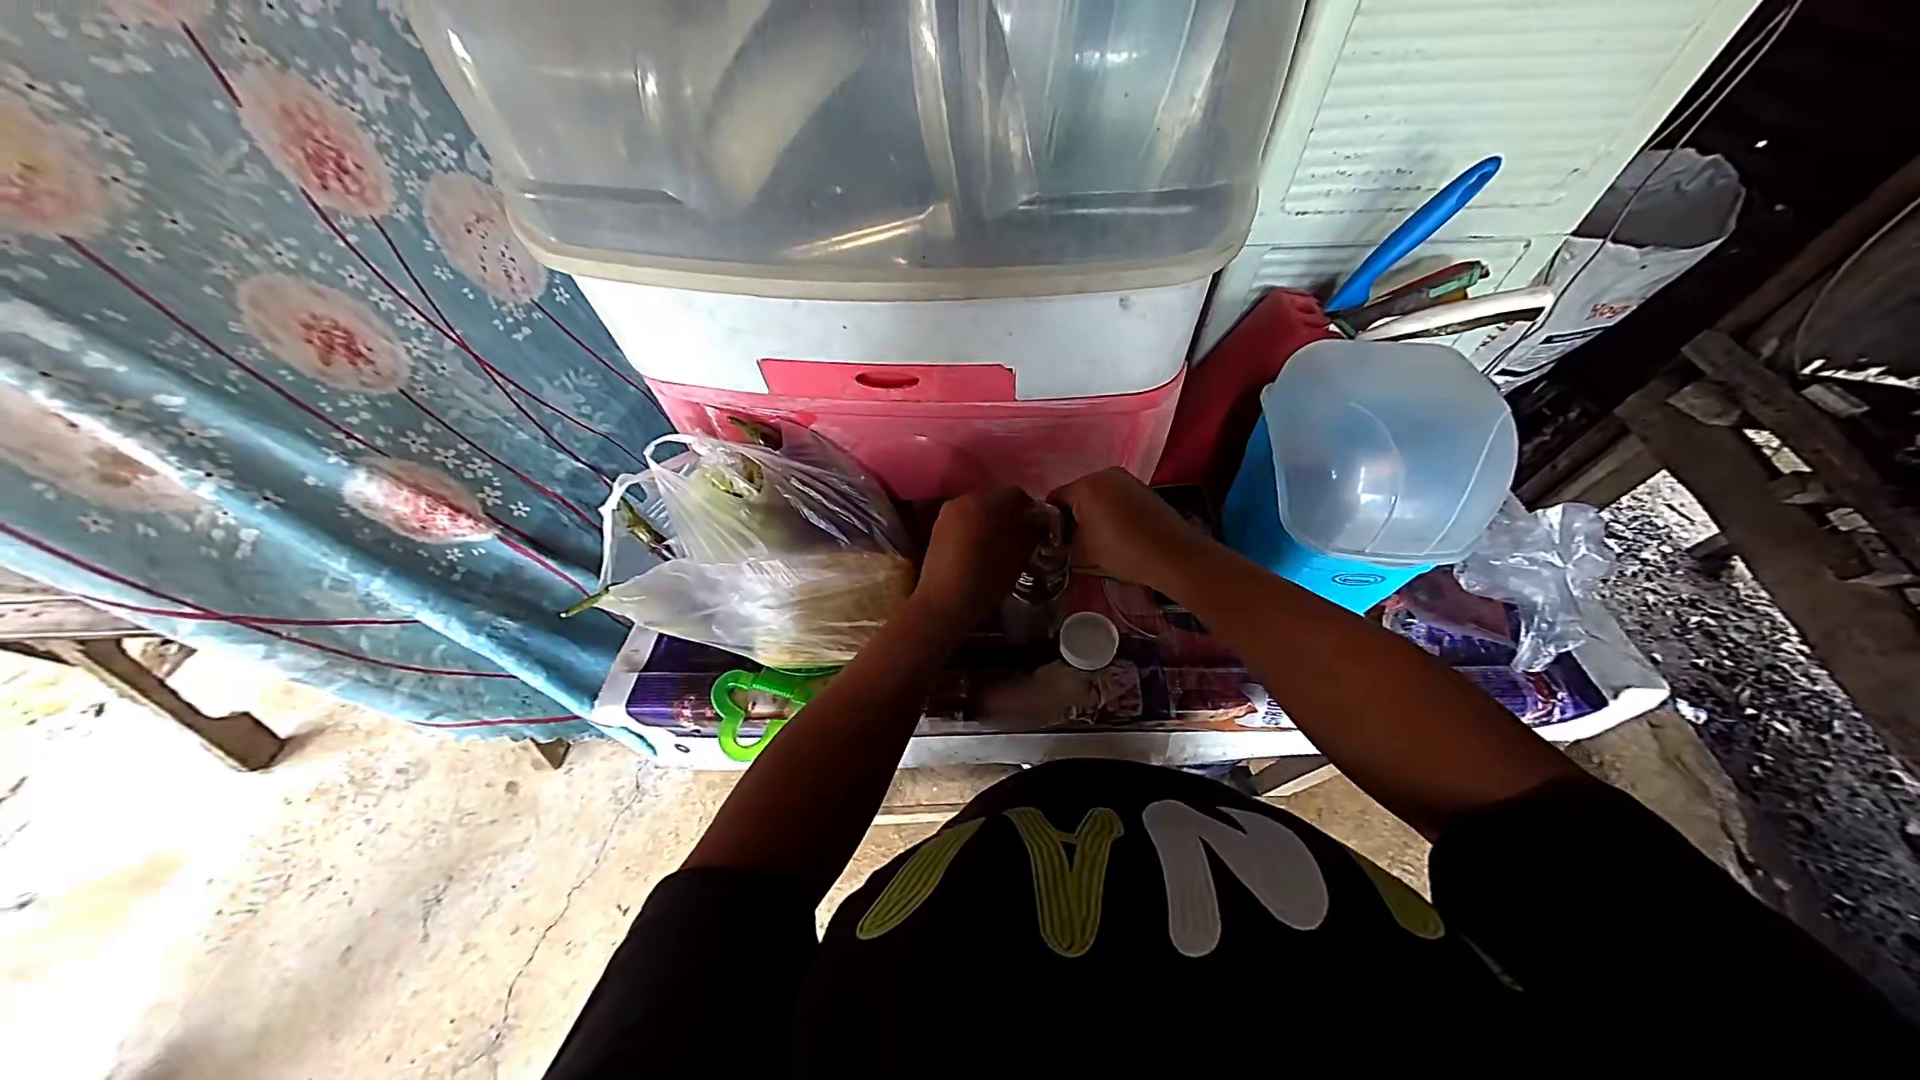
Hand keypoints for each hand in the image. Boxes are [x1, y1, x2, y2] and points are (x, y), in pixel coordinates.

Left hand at [911, 487, 1046, 626]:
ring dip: (992, 521)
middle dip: (1010, 514)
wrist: (942, 604)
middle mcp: (963, 501)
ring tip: (999, 545)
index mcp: (985, 504)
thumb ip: (1030, 534)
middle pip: (995, 499)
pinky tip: (980, 550)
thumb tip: (1039, 522)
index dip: (1030, 509)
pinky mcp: (937, 527)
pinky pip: (964, 519)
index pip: (1016, 494)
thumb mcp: (1016, 559)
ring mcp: (947, 513)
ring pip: (978, 509)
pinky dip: (975, 527)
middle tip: (1020, 537)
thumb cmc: (984, 582)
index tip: (1037, 528)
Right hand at [1051, 468, 1210, 589]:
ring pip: (1096, 496)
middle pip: (1075, 495)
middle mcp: (1104, 474)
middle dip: (1072, 517)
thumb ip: (1060, 546)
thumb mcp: (1082, 555)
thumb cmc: (1123, 552)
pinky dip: (1109, 512)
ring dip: (1092, 514)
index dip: (1050, 523)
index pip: (1054, 500)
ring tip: (1097, 541)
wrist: (1174, 556)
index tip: (1054, 542)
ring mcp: (1126, 479)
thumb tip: (1054, 544)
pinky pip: (1114, 497)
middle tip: (1074, 544)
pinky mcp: (1142, 488)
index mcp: (1085, 486)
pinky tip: (1116, 533)